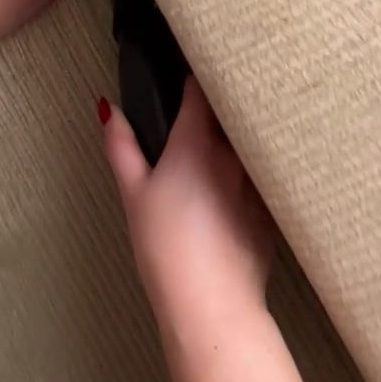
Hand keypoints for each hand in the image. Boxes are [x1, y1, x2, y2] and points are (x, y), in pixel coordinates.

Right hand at [100, 79, 276, 325]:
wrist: (212, 303)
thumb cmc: (165, 247)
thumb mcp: (133, 194)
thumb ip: (121, 146)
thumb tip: (108, 108)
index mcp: (197, 142)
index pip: (201, 89)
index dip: (191, 79)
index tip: (183, 78)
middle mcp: (234, 153)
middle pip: (230, 112)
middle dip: (217, 105)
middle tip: (200, 111)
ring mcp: (257, 178)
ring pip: (248, 142)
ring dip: (235, 137)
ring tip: (218, 147)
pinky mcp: (271, 206)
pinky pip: (261, 175)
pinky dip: (249, 172)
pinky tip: (234, 191)